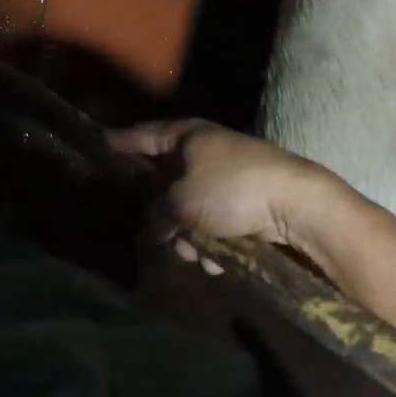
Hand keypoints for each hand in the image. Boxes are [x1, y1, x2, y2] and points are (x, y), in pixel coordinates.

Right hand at [109, 119, 337, 270]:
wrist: (299, 206)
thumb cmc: (231, 190)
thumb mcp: (181, 203)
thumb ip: (156, 216)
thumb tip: (151, 230)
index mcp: (187, 135)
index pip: (142, 135)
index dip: (118, 142)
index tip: (96, 146)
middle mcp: (207, 151)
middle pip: (167, 181)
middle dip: (161, 213)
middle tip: (154, 233)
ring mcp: (230, 178)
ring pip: (192, 210)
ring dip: (190, 237)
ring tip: (198, 256)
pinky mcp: (250, 204)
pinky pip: (217, 225)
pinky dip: (215, 243)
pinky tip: (220, 261)